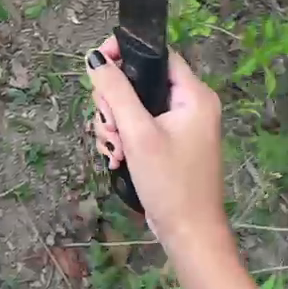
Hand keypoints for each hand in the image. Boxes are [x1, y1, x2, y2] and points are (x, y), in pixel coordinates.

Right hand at [86, 36, 228, 251]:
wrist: (189, 237)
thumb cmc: (170, 182)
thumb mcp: (138, 132)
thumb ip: (115, 90)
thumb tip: (93, 56)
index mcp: (194, 95)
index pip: (155, 52)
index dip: (124, 51)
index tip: (96, 64)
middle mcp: (188, 104)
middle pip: (137, 79)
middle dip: (113, 102)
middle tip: (111, 125)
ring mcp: (177, 124)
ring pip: (130, 103)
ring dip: (113, 123)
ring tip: (115, 149)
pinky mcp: (167, 141)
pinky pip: (135, 123)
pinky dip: (121, 136)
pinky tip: (118, 157)